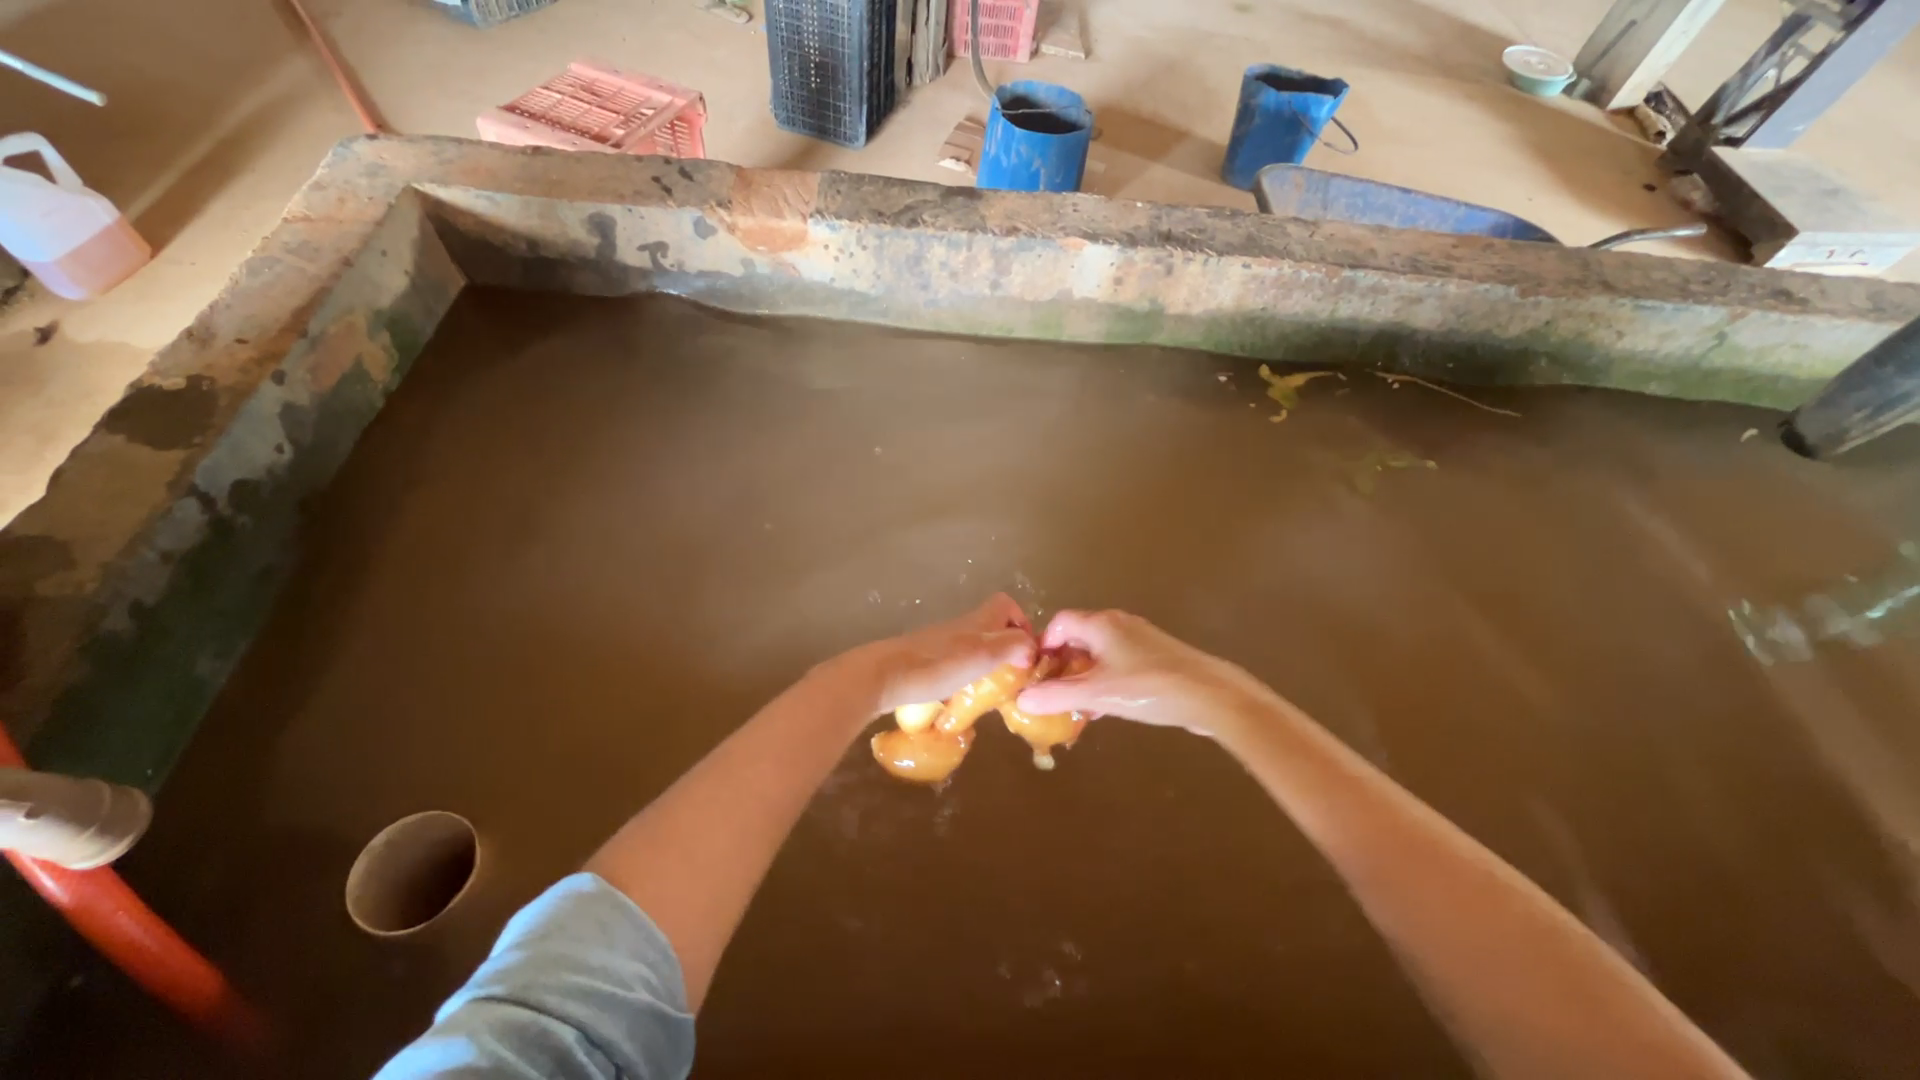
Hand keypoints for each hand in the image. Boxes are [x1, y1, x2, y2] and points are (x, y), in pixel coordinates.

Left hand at [842, 593, 1036, 714]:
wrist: (882, 677)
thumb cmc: (936, 665)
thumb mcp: (983, 655)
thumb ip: (1012, 647)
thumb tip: (1032, 648)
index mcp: (976, 621)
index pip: (1006, 605)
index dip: (1021, 623)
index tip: (1028, 652)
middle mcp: (959, 627)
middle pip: (990, 627)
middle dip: (1006, 649)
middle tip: (1012, 676)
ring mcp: (939, 644)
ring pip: (972, 646)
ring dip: (986, 664)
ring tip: (990, 691)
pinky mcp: (923, 662)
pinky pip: (954, 663)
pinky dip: (965, 677)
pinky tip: (961, 698)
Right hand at [1013, 609, 1275, 735]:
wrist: (1211, 696)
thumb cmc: (1149, 688)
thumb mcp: (1097, 694)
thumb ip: (1056, 696)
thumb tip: (1020, 699)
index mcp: (1101, 624)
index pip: (1059, 622)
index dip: (1043, 645)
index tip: (1035, 674)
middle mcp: (1119, 624)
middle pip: (1078, 636)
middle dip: (1062, 664)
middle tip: (1051, 692)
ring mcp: (1141, 639)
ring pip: (1099, 652)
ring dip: (1083, 675)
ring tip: (1076, 705)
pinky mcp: (1157, 657)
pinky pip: (1118, 663)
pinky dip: (1105, 679)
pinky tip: (1107, 706)